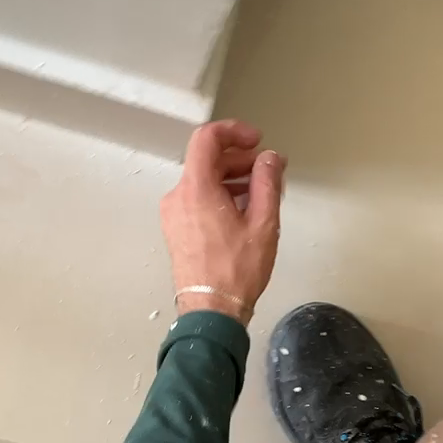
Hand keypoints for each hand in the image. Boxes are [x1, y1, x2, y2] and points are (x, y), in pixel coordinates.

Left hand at [160, 119, 285, 324]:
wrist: (212, 311)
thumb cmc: (236, 273)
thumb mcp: (263, 223)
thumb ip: (267, 181)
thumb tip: (269, 158)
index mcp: (196, 189)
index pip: (207, 138)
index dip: (234, 132)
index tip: (256, 141)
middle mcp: (178, 198)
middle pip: (206, 161)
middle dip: (239, 159)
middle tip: (266, 170)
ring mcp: (173, 216)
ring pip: (202, 182)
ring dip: (230, 179)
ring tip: (259, 194)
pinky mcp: (176, 231)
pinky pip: (196, 201)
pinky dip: (218, 197)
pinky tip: (241, 212)